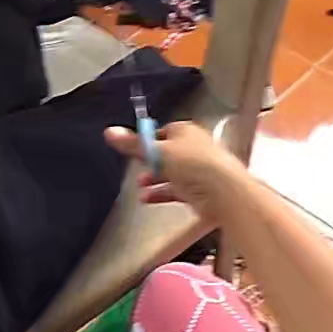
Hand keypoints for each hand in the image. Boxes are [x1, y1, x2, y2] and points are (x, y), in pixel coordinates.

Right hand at [104, 121, 250, 218]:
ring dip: (155, 180)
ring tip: (139, 186)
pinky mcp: (200, 191)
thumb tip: (108, 131)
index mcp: (186, 132)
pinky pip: (177, 190)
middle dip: (151, 163)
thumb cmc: (192, 164)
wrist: (224, 192)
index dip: (148, 140)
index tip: (134, 149)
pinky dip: (162, 194)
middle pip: (167, 154)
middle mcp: (193, 148)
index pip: (163, 131)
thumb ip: (133, 145)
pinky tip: (147, 199)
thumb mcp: (158, 152)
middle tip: (136, 170)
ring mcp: (198, 171)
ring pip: (172, 173)